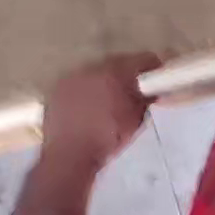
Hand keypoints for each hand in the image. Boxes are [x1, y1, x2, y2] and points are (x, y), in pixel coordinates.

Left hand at [39, 53, 163, 168]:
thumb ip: (146, 97)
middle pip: (118, 62)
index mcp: (116, 72)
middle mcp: (92, 68)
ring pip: (97, 71)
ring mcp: (71, 77)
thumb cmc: (109, 137)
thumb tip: (152, 89)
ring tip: (111, 98)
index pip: (143, 58)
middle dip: (129, 73)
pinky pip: (79, 83)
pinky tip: (91, 106)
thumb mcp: (138, 118)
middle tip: (136, 89)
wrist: (69, 156)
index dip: (154, 68)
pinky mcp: (56, 89)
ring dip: (107, 80)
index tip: (158, 79)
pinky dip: (88, 89)